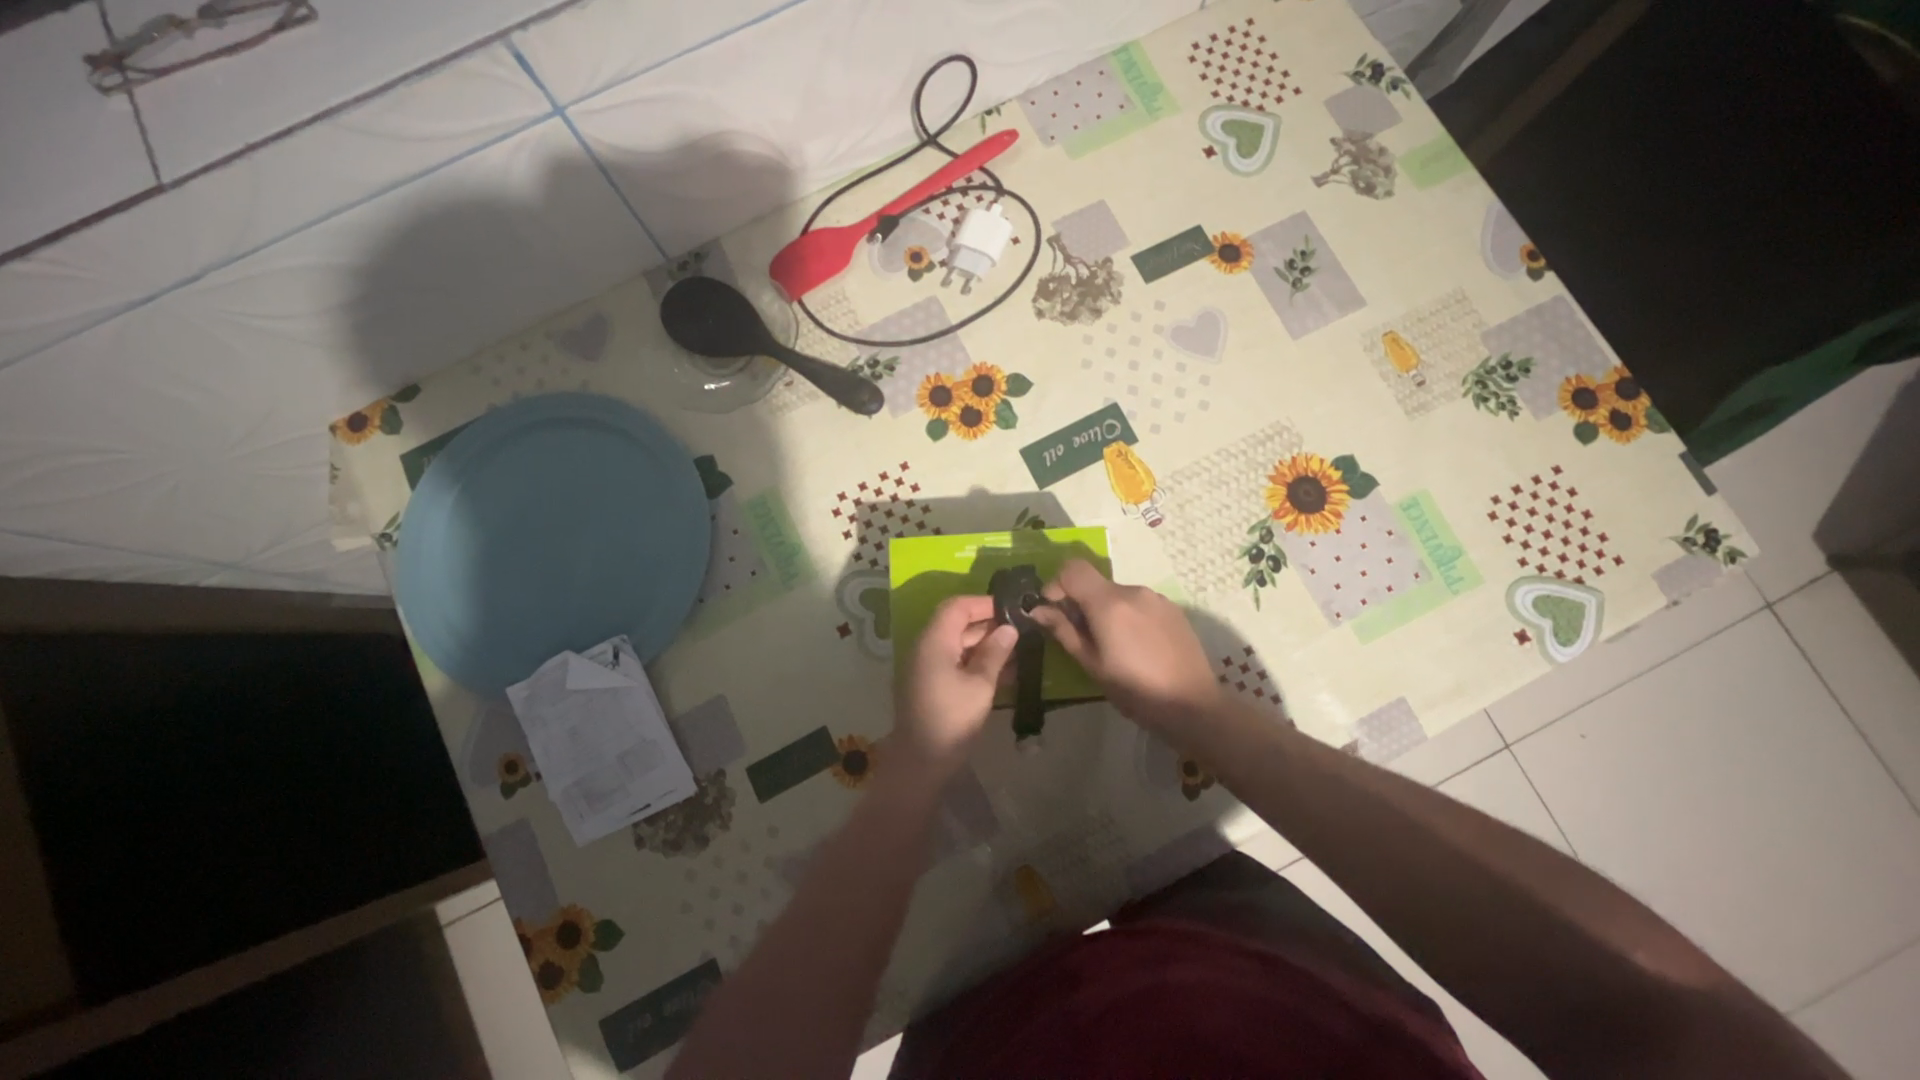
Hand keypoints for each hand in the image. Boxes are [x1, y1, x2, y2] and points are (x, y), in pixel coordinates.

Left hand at [894, 595, 1018, 779]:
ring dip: (986, 647)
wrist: (920, 763)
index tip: (1013, 608)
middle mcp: (926, 648)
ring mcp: (926, 668)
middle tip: (1022, 630)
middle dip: (989, 625)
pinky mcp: (930, 686)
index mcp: (934, 641)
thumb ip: (995, 653)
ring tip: (1019, 652)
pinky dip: (977, 664)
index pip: (957, 607)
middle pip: (957, 624)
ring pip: (958, 646)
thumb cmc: (952, 719)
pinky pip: (955, 664)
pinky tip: (1004, 673)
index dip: (984, 603)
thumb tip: (1009, 628)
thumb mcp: (980, 685)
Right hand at [1030, 560, 1221, 734]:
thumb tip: (1038, 609)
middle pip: (1096, 583)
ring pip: (1119, 595)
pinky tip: (1138, 647)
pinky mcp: (1173, 609)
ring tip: (1113, 646)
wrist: (1192, 704)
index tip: (1054, 611)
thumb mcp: (1091, 664)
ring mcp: (1157, 598)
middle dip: (1082, 603)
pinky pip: (1140, 604)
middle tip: (1081, 637)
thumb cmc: (1135, 690)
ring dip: (1106, 611)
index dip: (1057, 584)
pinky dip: (1129, 616)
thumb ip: (1064, 631)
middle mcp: (1133, 590)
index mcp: (1109, 602)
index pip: (1073, 568)